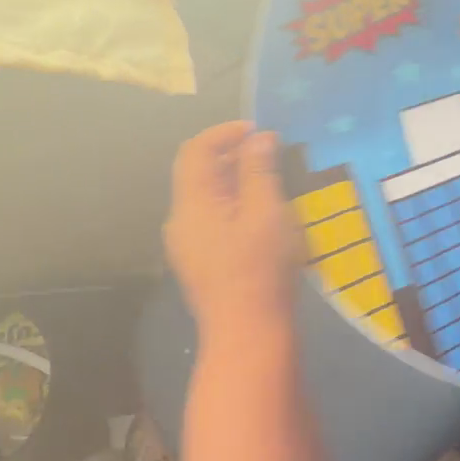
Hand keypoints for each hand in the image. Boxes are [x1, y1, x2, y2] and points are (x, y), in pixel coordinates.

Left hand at [164, 122, 303, 336]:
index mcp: (191, 205)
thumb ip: (259, 170)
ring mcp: (190, 242)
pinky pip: (216, 214)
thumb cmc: (260, 266)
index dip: (225, 132)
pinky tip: (267, 209)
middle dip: (235, 153)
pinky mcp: (204, 257)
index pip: (195, 151)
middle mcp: (182, 220)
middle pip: (199, 171)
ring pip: (209, 194)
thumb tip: (259, 137)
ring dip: (239, 176)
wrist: (249, 330)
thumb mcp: (267, 211)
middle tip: (276, 151)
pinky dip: (238, 199)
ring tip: (277, 176)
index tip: (262, 130)